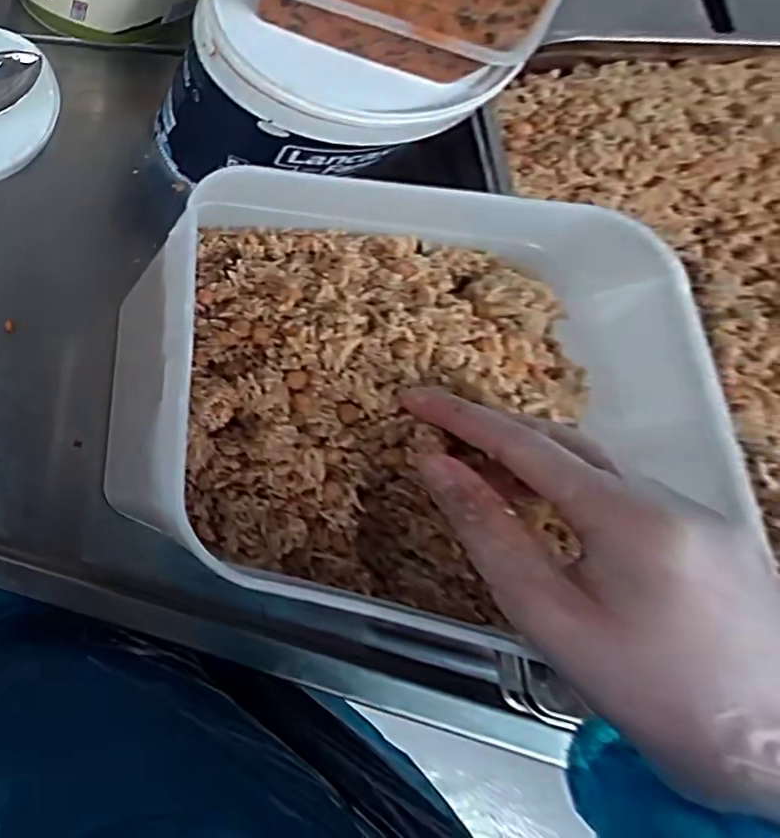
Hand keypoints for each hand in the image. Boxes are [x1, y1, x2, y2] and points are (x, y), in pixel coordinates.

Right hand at [403, 389, 779, 816]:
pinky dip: (569, 482)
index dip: (460, 417)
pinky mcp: (720, 545)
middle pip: (568, 446)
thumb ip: (483, 524)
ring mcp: (711, 526)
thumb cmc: (645, 686)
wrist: (773, 758)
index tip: (412, 397)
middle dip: (494, 429)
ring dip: (529, 456)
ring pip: (599, 467)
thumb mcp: (538, 604)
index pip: (527, 446)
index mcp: (635, 521)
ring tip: (472, 466)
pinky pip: (626, 491)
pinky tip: (537, 500)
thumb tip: (433, 463)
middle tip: (432, 425)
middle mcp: (683, 509)